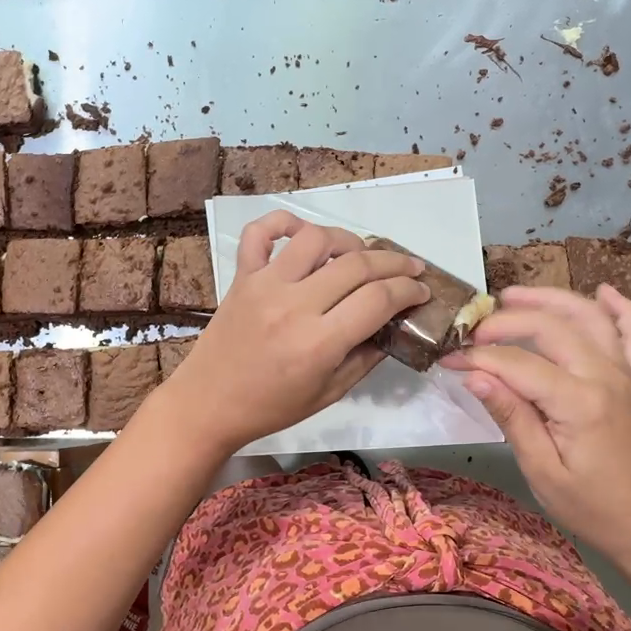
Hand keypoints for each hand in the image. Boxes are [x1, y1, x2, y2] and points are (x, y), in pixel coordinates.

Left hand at [154, 212, 429, 453]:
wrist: (208, 404)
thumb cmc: (270, 407)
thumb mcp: (328, 393)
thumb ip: (364, 358)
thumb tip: (392, 325)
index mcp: (319, 342)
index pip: (379, 299)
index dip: (409, 291)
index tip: (421, 291)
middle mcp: (294, 305)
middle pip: (357, 264)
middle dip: (394, 262)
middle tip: (409, 268)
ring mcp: (264, 285)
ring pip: (315, 238)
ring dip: (347, 240)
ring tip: (360, 254)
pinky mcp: (241, 277)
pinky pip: (259, 233)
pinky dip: (283, 223)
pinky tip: (302, 233)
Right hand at [440, 284, 630, 564]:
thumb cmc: (591, 507)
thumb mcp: (541, 470)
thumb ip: (511, 416)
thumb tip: (474, 376)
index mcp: (579, 403)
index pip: (518, 363)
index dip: (478, 357)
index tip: (448, 360)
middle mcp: (605, 376)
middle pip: (552, 327)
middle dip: (506, 321)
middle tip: (471, 331)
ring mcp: (623, 374)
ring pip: (588, 317)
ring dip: (551, 299)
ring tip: (512, 295)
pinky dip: (621, 309)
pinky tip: (602, 292)